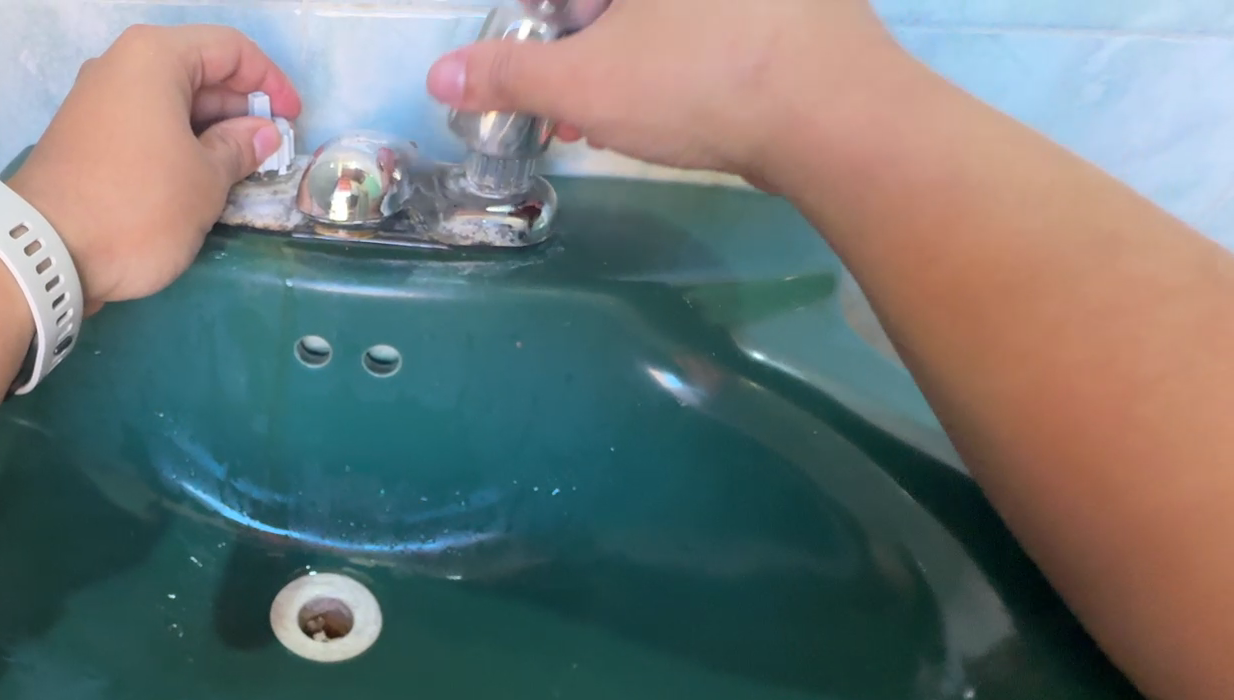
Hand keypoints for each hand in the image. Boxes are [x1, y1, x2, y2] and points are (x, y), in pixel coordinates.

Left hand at [9, 25, 301, 309]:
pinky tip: (197, 185)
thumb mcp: (204, 183)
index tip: (293, 120)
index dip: (270, 82)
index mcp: (155, 58)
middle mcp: (122, 68)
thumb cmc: (139, 208)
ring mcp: (98, 105)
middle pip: (198, 76)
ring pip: (170, 108)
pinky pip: (146, 132)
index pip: (229, 49)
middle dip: (240, 112)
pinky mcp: (86, 143)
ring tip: (239, 176)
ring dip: (210, 137)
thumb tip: (261, 134)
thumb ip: (238, 150)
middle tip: (269, 155)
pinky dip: (178, 151)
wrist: (48, 252)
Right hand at [426, 0, 907, 185]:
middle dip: (571, 44)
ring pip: (647, 10)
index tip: (531, 68)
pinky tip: (649, 105)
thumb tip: (438, 74)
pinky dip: (656, 53)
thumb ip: (505, 76)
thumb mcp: (580, 84)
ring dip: (610, 57)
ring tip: (596, 120)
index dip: (536, 24)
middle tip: (560, 105)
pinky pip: (691, 18)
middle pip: (600, 0)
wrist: (829, 112)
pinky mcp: (774, 1)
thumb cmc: (694, 83)